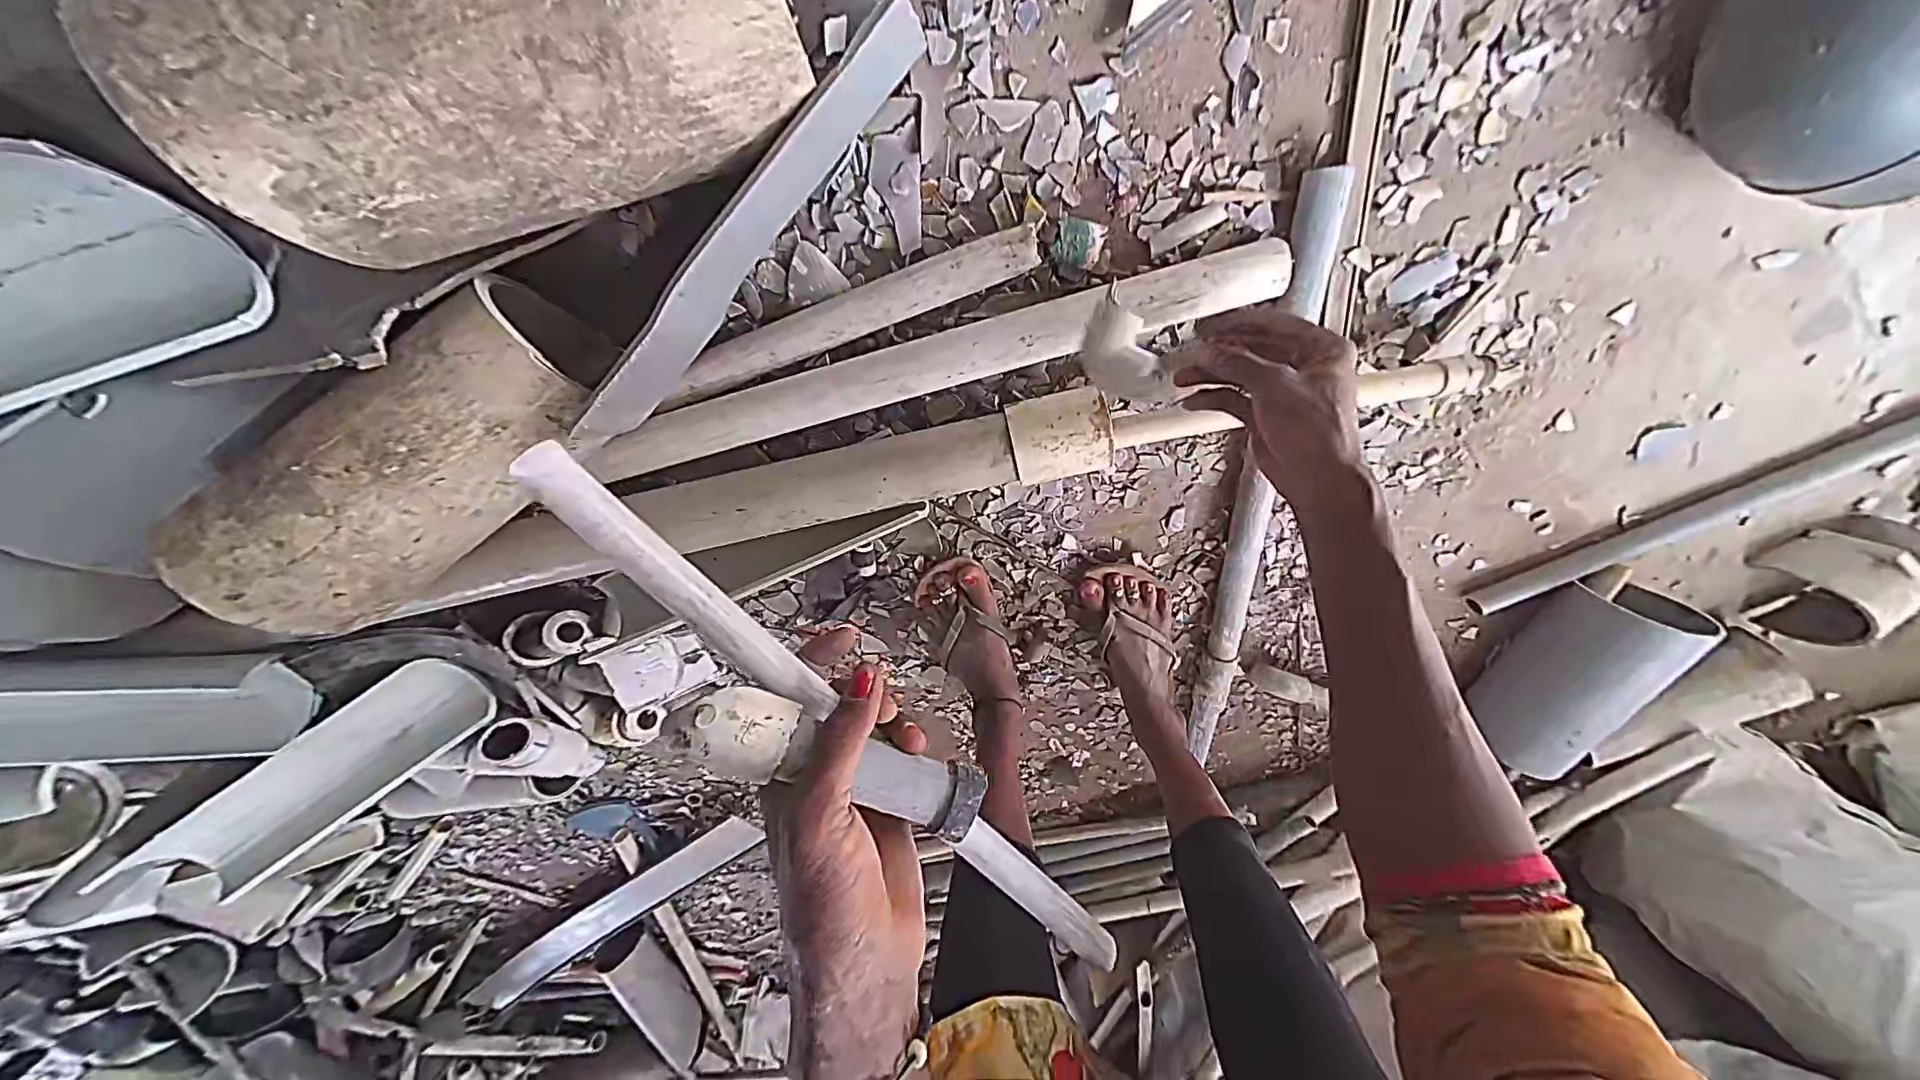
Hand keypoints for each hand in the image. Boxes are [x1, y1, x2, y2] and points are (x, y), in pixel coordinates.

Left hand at [765, 627, 928, 1079]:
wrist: (869, 961)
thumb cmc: (822, 908)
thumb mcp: (819, 818)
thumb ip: (839, 747)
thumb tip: (856, 690)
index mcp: (784, 775)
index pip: (791, 704)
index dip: (812, 665)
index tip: (840, 638)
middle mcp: (817, 775)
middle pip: (840, 707)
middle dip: (864, 692)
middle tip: (880, 698)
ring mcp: (856, 786)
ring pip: (876, 727)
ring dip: (894, 721)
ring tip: (904, 733)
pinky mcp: (889, 799)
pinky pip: (905, 754)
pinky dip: (915, 746)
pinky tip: (918, 753)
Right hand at [1174, 310, 1367, 509]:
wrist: (1317, 476)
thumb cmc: (1319, 434)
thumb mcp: (1275, 385)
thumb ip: (1238, 364)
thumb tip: (1212, 352)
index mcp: (1321, 350)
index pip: (1274, 326)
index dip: (1240, 325)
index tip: (1212, 328)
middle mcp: (1303, 369)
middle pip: (1253, 351)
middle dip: (1220, 354)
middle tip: (1194, 353)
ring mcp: (1283, 393)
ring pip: (1240, 375)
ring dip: (1211, 376)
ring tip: (1186, 376)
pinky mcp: (1266, 415)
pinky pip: (1234, 399)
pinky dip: (1214, 397)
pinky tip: (1195, 399)